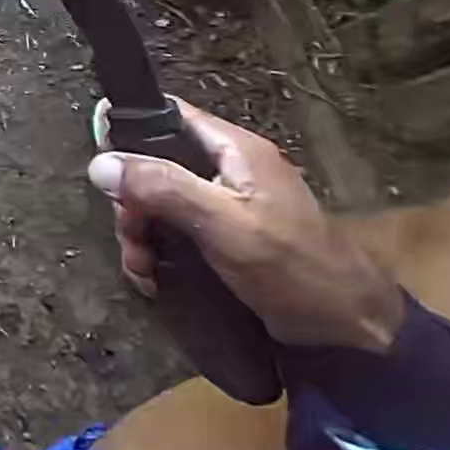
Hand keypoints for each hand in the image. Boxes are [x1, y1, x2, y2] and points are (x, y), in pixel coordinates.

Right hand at [87, 96, 403, 352]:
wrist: (350, 334)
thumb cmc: (291, 266)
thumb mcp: (222, 222)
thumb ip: (163, 187)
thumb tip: (99, 163)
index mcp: (230, 147)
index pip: (168, 114)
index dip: (130, 129)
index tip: (103, 161)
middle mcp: (223, 167)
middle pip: (155, 163)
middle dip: (133, 200)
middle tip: (129, 234)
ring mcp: (222, 202)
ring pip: (159, 200)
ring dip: (141, 231)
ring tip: (141, 268)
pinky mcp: (221, 235)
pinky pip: (173, 228)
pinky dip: (157, 249)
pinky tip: (153, 277)